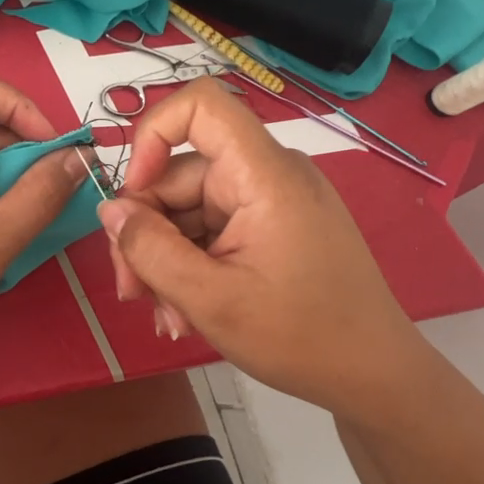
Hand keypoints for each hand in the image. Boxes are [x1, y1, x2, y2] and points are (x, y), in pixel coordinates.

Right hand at [97, 78, 426, 417]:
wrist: (374, 377)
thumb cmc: (300, 337)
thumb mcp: (209, 299)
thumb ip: (149, 250)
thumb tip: (109, 210)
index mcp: (264, 175)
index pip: (200, 106)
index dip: (152, 134)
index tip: (134, 196)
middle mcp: (267, 174)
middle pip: (178, 174)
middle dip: (146, 232)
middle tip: (133, 293)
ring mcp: (268, 200)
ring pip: (187, 209)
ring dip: (165, 259)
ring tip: (167, 315)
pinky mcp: (270, 224)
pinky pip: (209, 228)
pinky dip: (189, 264)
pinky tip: (185, 310)